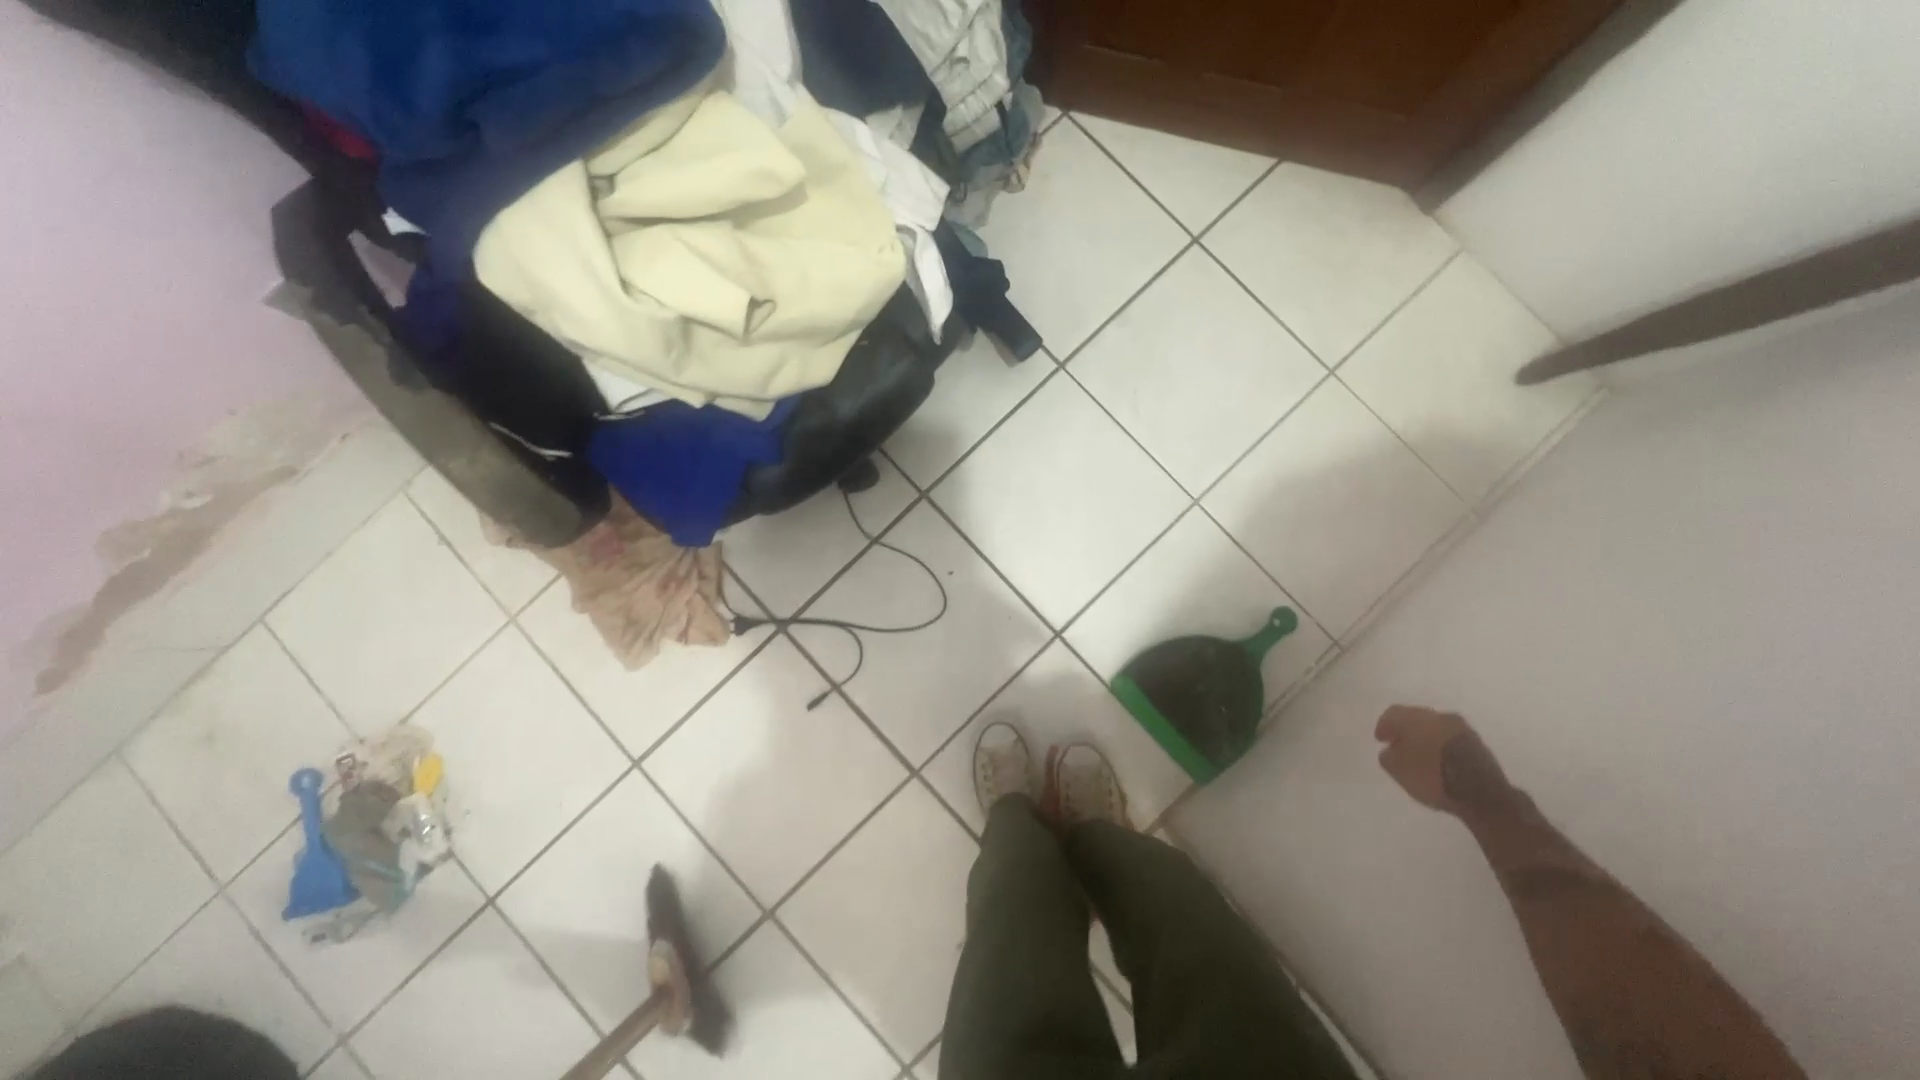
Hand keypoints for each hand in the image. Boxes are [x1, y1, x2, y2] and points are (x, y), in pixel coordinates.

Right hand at [1375, 706, 1516, 817]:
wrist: (1481, 792)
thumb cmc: (1431, 776)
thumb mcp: (1398, 771)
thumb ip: (1388, 756)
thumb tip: (1390, 750)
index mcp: (1414, 718)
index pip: (1392, 713)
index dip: (1384, 726)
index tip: (1381, 740)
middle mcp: (1438, 716)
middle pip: (1416, 717)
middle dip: (1407, 730)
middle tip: (1400, 746)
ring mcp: (1461, 728)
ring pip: (1437, 727)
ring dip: (1427, 738)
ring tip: (1421, 756)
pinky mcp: (1478, 743)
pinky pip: (1452, 739)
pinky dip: (1443, 746)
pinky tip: (1440, 761)